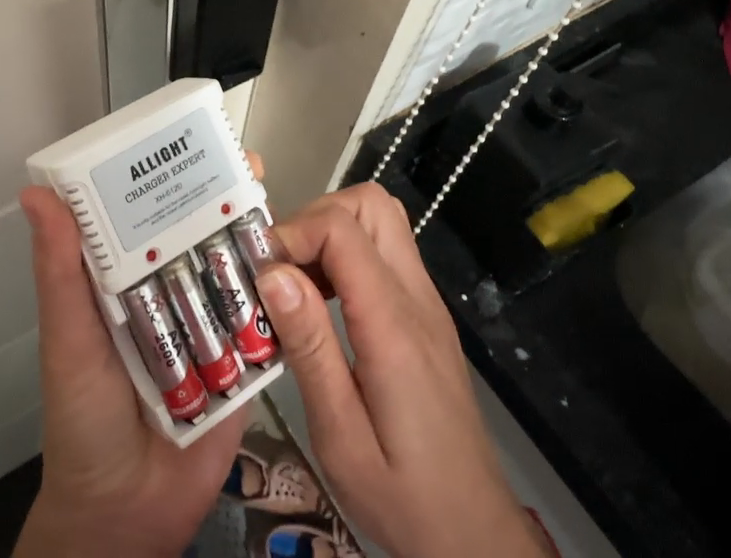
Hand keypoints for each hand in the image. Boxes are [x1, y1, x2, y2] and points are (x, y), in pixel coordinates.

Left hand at [11, 156, 264, 555]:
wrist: (127, 512)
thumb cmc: (83, 422)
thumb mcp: (67, 343)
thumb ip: (59, 275)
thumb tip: (36, 194)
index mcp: (125, 283)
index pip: (147, 217)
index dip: (168, 178)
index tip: (191, 142)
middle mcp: (169, 296)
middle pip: (202, 237)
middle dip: (226, 200)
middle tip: (251, 168)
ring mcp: (211, 329)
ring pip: (240, 274)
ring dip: (262, 243)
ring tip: (288, 211)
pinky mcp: (245, 366)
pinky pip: (269, 325)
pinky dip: (286, 301)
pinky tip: (310, 272)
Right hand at [251, 184, 544, 557]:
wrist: (473, 532)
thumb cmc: (401, 495)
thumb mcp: (340, 434)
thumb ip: (309, 347)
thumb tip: (273, 272)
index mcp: (393, 326)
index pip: (344, 230)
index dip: (292, 233)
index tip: (257, 272)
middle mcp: (417, 301)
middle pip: (372, 205)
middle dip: (314, 218)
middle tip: (276, 267)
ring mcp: (427, 307)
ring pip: (382, 223)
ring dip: (330, 234)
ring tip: (291, 284)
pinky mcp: (425, 320)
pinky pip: (385, 257)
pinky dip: (344, 257)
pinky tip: (317, 306)